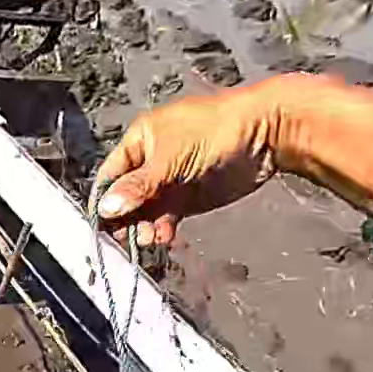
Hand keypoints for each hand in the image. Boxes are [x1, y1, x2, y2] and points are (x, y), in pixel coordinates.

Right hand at [94, 73, 372, 243]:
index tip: (103, 225)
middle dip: (126, 219)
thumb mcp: (171, 158)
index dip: (105, 200)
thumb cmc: (216, 132)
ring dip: (144, 228)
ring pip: (144, 212)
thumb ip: (139, 186)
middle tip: (129, 238)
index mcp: (139, 141)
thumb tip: (106, 209)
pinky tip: (167, 237)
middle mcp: (149, 163)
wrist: (269, 133)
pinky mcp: (185, 199)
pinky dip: (163, 229)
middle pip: (125, 199)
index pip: (110, 176)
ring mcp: (167, 182)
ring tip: (153, 238)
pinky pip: (164, 219)